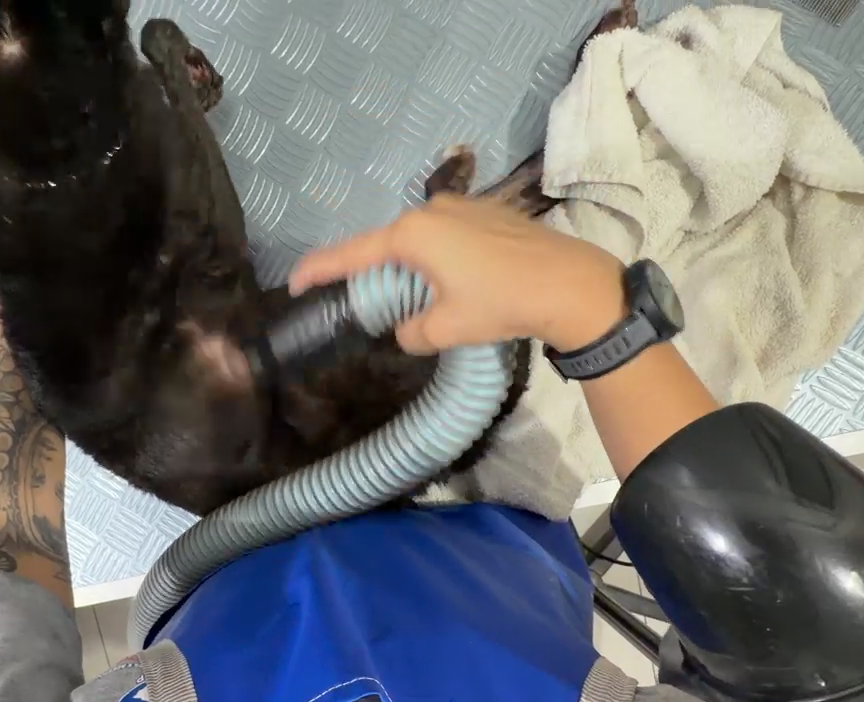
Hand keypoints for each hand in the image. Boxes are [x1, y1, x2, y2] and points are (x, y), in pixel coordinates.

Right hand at [287, 196, 629, 354]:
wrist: (569, 284)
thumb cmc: (500, 304)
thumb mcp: (443, 330)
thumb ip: (410, 332)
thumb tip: (408, 329)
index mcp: (412, 235)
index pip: (351, 255)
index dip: (319, 270)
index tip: (294, 283)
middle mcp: (431, 211)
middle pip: (384, 246)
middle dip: (372, 276)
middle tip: (369, 307)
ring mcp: (461, 207)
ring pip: (416, 243)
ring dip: (408, 271)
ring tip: (420, 302)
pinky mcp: (486, 213)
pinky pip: (443, 238)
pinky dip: (434, 262)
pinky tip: (453, 286)